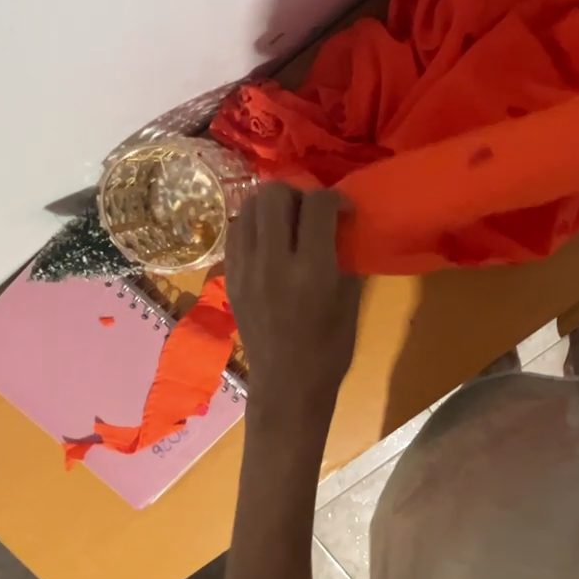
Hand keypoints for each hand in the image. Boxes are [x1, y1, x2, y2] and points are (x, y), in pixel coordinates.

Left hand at [227, 184, 361, 419]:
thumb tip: (342, 226)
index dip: (334, 198)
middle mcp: (273, 262)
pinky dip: (253, 225)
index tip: (343, 210)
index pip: (317, 205)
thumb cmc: (330, 349)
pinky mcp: (230, 276)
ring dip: (270, 206)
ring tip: (286, 222)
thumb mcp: (349, 302)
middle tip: (309, 212)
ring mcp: (245, 268)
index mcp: (312, 271)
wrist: (287, 384)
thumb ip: (344, 258)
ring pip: (248, 207)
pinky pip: (236, 231)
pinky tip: (268, 239)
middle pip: (274, 195)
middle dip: (297, 193)